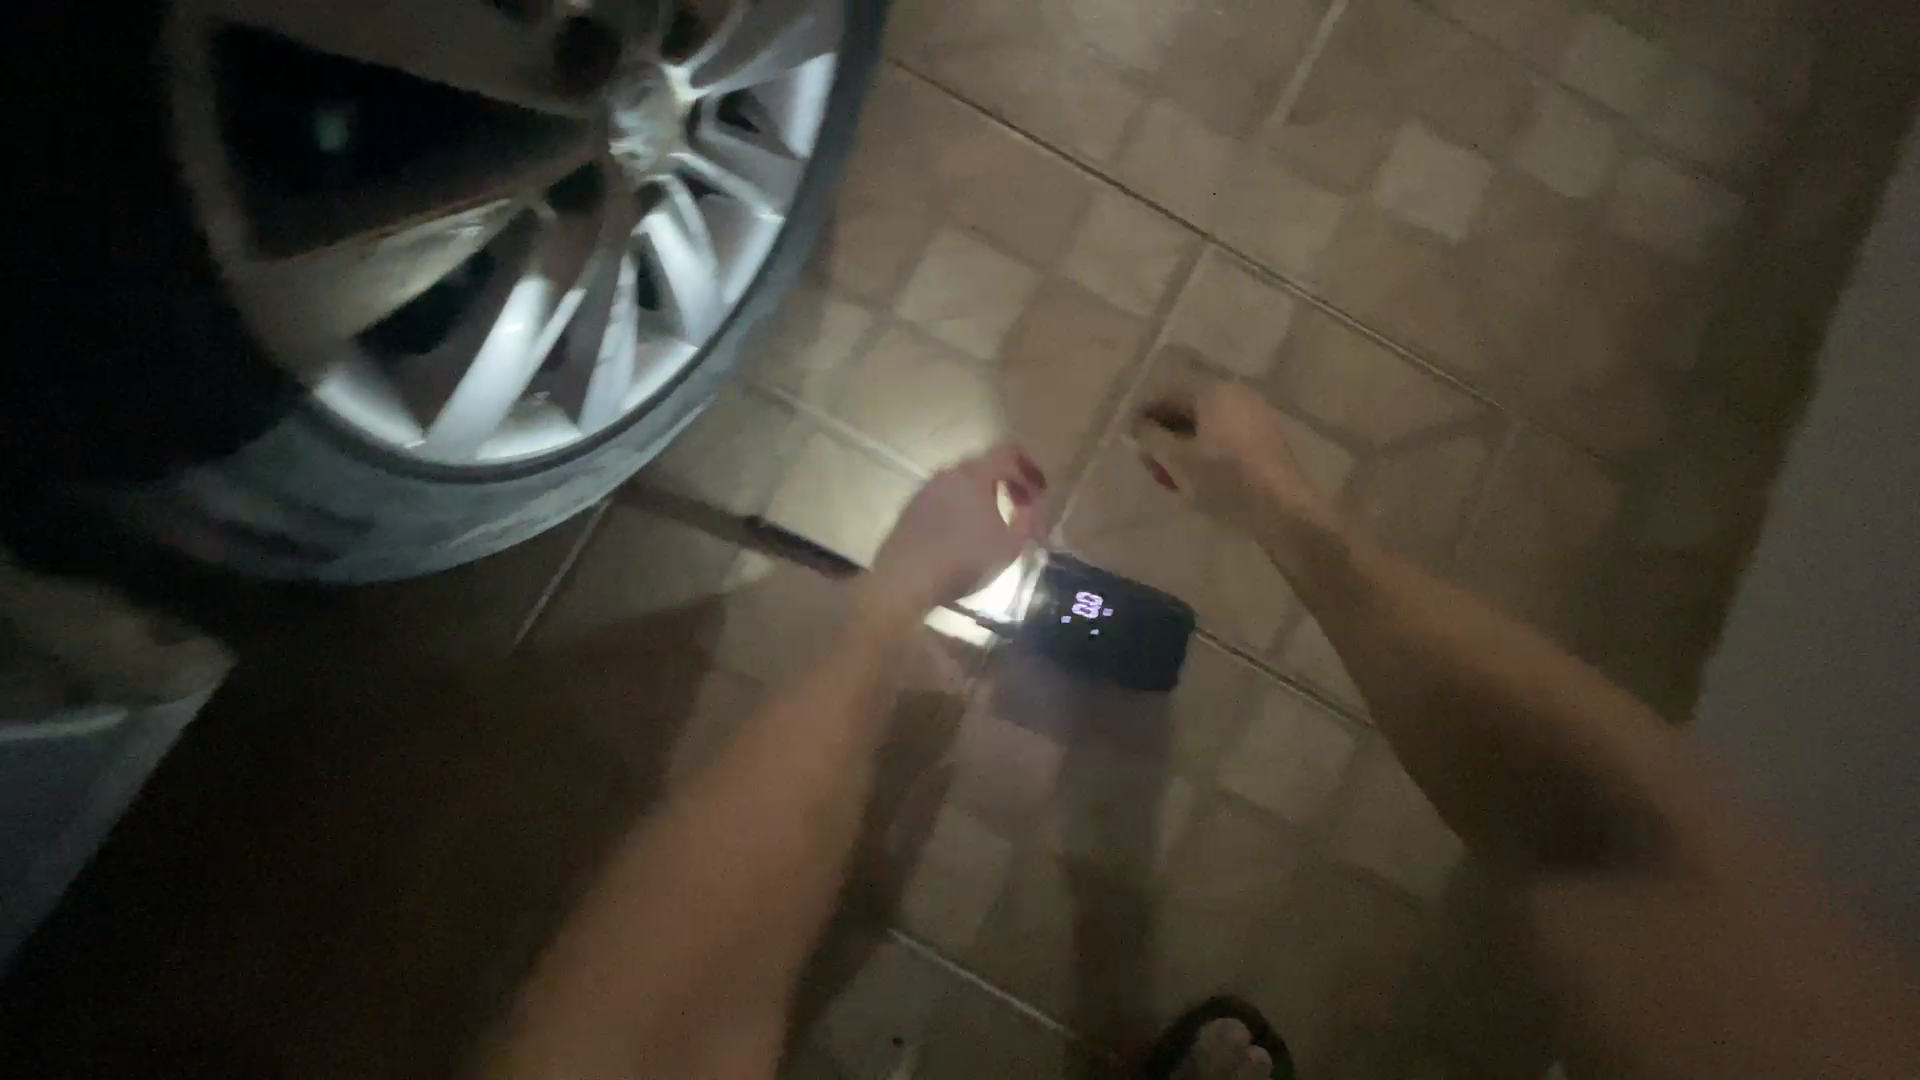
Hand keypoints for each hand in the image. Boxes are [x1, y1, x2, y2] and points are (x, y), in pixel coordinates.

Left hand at [859, 444, 1047, 619]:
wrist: (906, 578)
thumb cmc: (964, 560)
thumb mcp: (1010, 546)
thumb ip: (1028, 519)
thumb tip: (1033, 505)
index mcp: (976, 474)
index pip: (1009, 452)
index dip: (1030, 468)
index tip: (1039, 492)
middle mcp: (949, 472)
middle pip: (986, 465)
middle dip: (1008, 482)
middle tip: (1020, 508)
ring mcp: (927, 488)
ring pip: (963, 481)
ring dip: (983, 495)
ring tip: (992, 523)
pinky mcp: (912, 506)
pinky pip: (944, 496)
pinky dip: (961, 505)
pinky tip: (962, 532)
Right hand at [1130, 376, 1333, 538]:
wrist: (1281, 508)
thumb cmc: (1223, 479)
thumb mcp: (1176, 460)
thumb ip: (1150, 438)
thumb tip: (1137, 425)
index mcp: (1213, 392)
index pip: (1167, 395)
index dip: (1145, 416)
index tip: (1130, 438)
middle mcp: (1236, 394)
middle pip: (1188, 409)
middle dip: (1165, 434)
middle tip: (1149, 462)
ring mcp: (1255, 415)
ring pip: (1207, 425)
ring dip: (1184, 446)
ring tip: (1171, 474)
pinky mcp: (1266, 438)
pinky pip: (1226, 436)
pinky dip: (1206, 451)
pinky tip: (1198, 477)